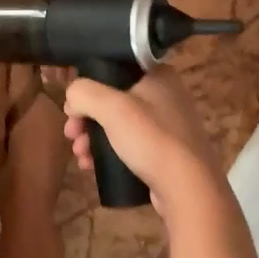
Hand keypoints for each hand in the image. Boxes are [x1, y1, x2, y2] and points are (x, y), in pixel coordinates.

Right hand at [63, 67, 225, 215]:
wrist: (187, 188)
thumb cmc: (150, 139)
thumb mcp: (111, 108)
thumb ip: (84, 93)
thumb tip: (72, 98)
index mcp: (158, 75)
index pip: (114, 69)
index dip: (88, 87)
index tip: (71, 109)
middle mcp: (166, 95)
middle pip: (113, 99)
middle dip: (86, 119)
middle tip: (71, 136)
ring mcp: (168, 124)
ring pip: (119, 124)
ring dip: (93, 137)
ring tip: (80, 156)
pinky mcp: (166, 150)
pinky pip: (130, 144)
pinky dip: (110, 151)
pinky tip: (92, 165)